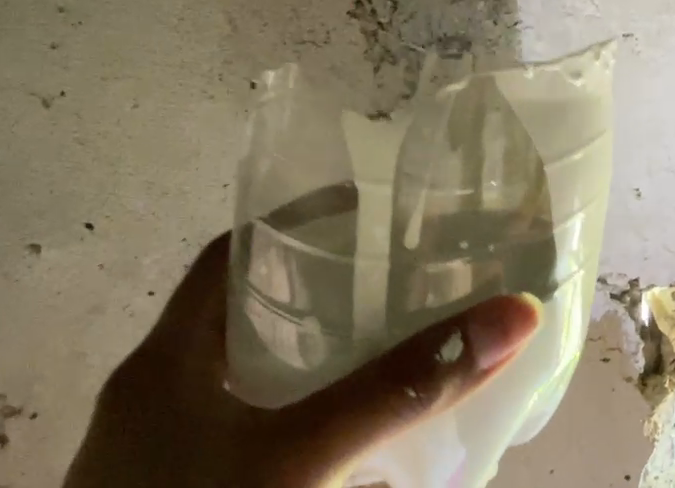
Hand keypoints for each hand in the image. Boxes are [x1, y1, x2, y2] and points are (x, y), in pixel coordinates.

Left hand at [65, 233, 540, 487]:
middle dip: (326, 293)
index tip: (373, 212)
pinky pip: (255, 439)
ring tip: (396, 346)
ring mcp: (163, 464)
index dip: (299, 223)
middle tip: (404, 278)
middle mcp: (156, 403)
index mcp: (163, 363)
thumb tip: (518, 314)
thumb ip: (400, 391)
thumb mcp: (299, 459)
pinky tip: (357, 441)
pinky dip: (306, 424)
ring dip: (319, 363)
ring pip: (255, 382)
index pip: (232, 254)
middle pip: (250, 315)